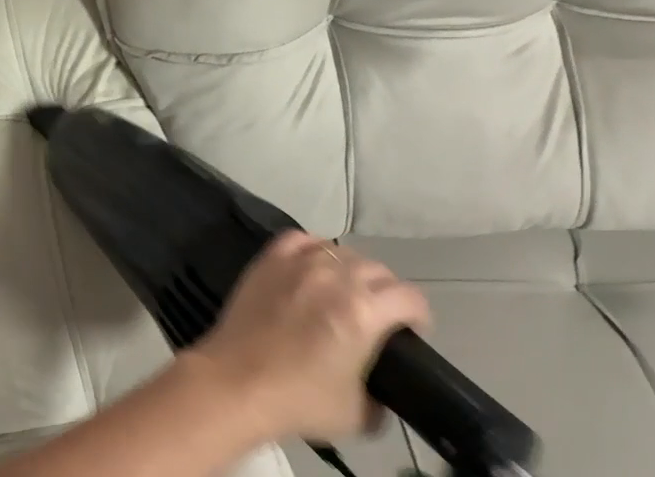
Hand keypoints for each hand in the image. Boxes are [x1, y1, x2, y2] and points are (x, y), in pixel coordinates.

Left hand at [181, 231, 431, 443]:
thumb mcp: (359, 415)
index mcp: (363, 312)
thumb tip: (380, 390)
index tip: (411, 334)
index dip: (419, 317)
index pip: (410, 298)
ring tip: (346, 293)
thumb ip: (381, 398)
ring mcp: (298, 263)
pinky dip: (315, 248)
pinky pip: (302, 239)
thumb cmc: (298, 399)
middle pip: (379, 271)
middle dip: (388, 293)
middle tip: (379, 318)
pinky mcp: (269, 259)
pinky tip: (315, 267)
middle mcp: (334, 278)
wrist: (236, 381)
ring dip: (353, 271)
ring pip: (342, 251)